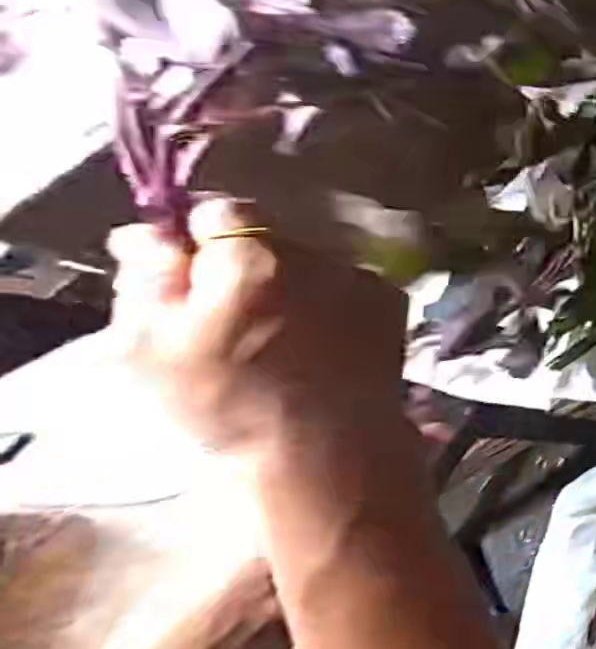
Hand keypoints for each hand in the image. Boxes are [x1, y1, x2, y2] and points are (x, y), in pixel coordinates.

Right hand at [109, 198, 409, 460]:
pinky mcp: (392, 298)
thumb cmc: (227, 399)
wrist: (324, 437)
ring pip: (313, 264)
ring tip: (277, 335)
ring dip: (291, 283)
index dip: (201, 235)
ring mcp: (364, 276)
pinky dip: (329, 301)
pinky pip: (348, 285)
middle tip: (228, 313)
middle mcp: (321, 257)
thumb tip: (149, 233)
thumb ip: (150, 279)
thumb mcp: (151, 345)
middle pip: (273, 240)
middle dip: (246, 263)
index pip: (226, 211)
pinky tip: (318, 339)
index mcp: (256, 260)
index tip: (188, 266)